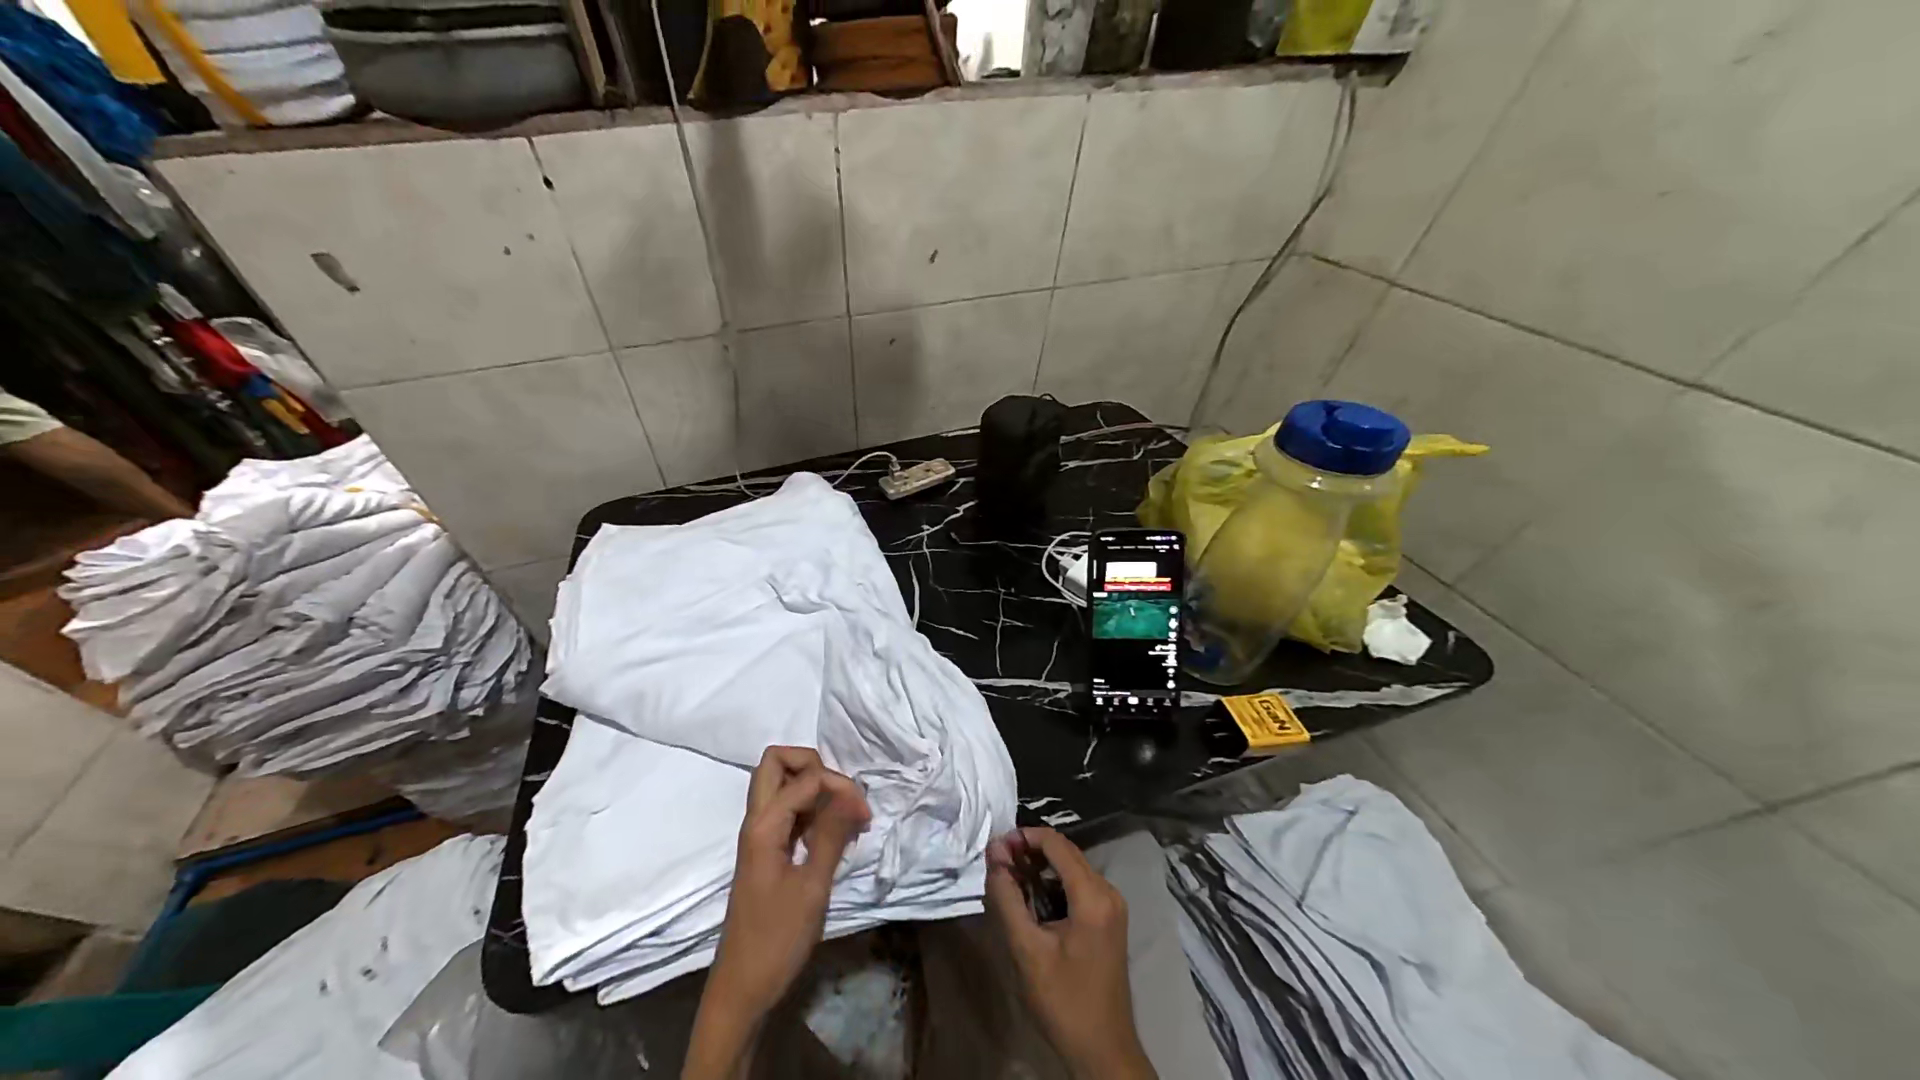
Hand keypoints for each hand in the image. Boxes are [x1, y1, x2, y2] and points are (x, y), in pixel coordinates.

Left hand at [684, 747, 869, 1079]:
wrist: (742, 987)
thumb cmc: (777, 939)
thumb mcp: (812, 887)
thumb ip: (832, 834)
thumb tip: (853, 793)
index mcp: (763, 825)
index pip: (806, 778)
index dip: (839, 786)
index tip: (864, 815)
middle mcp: (757, 821)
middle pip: (776, 762)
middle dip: (814, 765)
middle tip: (843, 795)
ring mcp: (760, 835)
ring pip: (782, 784)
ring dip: (814, 787)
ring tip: (846, 815)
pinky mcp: (767, 850)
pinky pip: (788, 810)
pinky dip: (811, 809)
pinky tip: (834, 833)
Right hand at [986, 827, 1156, 1079]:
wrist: (1103, 1050)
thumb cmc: (1063, 1000)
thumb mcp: (1027, 949)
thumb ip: (1007, 897)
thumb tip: (994, 854)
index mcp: (1093, 896)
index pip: (1056, 843)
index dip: (1024, 837)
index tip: (995, 848)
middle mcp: (1109, 892)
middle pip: (1066, 852)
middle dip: (1030, 849)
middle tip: (998, 862)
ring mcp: (1113, 906)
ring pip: (1072, 867)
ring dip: (1041, 865)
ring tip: (1010, 878)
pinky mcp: (1110, 919)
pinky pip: (1080, 884)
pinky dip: (1054, 881)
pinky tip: (1033, 897)